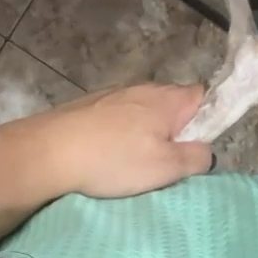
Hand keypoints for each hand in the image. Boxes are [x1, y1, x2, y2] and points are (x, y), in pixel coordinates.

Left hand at [0, 84, 213, 199]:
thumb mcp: (166, 167)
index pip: (205, 97)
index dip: (208, 120)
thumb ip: (197, 158)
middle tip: (164, 165)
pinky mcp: (91, 107)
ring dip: (144, 137)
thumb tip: (207, 152)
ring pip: (144, 115)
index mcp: (169, 99)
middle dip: (174, 133)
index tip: (196, 148)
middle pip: (173, 108)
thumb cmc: (114, 160)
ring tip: (132, 165)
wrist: (49, 152)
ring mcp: (114, 95)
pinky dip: (119, 137)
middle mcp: (145, 89)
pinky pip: (118, 120)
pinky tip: (107, 157)